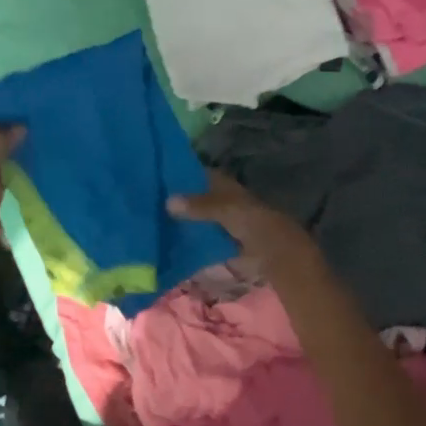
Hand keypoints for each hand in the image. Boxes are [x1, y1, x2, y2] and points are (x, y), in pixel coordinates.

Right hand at [167, 171, 323, 277]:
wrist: (274, 252)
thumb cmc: (252, 222)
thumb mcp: (223, 208)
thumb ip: (198, 205)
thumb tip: (168, 201)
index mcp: (225, 186)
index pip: (200, 174)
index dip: (183, 173)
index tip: (158, 174)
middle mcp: (223, 200)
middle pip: (197, 197)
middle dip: (178, 199)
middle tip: (151, 200)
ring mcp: (223, 222)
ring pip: (198, 217)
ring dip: (182, 219)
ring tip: (155, 220)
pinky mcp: (222, 242)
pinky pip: (201, 237)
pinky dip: (189, 239)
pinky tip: (171, 241)